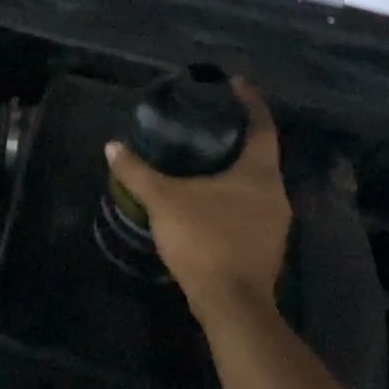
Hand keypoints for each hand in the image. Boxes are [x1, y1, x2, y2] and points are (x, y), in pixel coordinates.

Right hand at [105, 77, 289, 319]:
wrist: (231, 304)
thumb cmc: (205, 239)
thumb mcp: (164, 200)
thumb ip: (137, 172)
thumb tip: (112, 146)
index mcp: (259, 172)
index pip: (261, 125)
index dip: (250, 101)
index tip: (236, 83)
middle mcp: (275, 193)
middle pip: (261, 154)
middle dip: (237, 137)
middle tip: (210, 122)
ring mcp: (275, 224)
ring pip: (256, 185)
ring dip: (235, 170)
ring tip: (205, 159)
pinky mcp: (266, 248)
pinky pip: (251, 209)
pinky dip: (233, 197)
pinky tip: (209, 201)